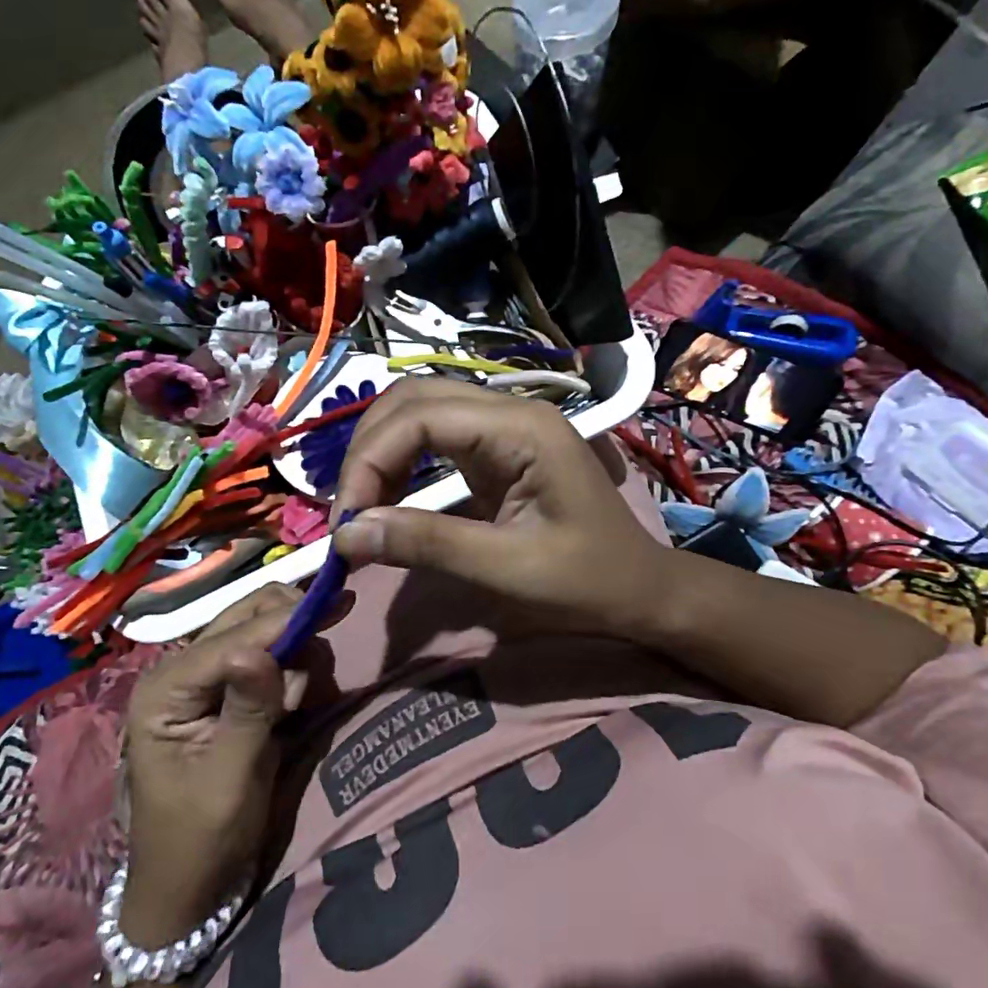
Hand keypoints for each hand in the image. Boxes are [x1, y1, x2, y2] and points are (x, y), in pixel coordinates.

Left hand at [120, 585, 308, 942]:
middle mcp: (181, 670)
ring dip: (295, 650)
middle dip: (292, 626)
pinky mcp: (227, 688)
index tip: (342, 604)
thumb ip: (248, 710)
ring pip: (262, 627)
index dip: (288, 621)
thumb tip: (258, 650)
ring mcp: (204, 676)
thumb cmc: (203, 837)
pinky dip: (294, 665)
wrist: (190, 882)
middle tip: (327, 652)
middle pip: (246, 615)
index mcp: (166, 689)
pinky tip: (294, 702)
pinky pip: (270, 653)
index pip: (236, 638)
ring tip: (297, 704)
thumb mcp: (229, 779)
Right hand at [330, 377, 668, 634]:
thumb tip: (348, 533)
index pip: (421, 416)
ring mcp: (507, 426)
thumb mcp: (507, 568)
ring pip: (422, 411)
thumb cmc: (587, 580)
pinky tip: (391, 499)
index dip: (371, 460)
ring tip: (365, 509)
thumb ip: (427, 543)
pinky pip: (437, 438)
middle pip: (415, 399)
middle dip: (370, 449)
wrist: (640, 589)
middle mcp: (513, 411)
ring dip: (382, 453)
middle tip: (352, 513)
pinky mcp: (501, 449)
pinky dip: (403, 462)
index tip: (350, 521)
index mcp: (523, 429)